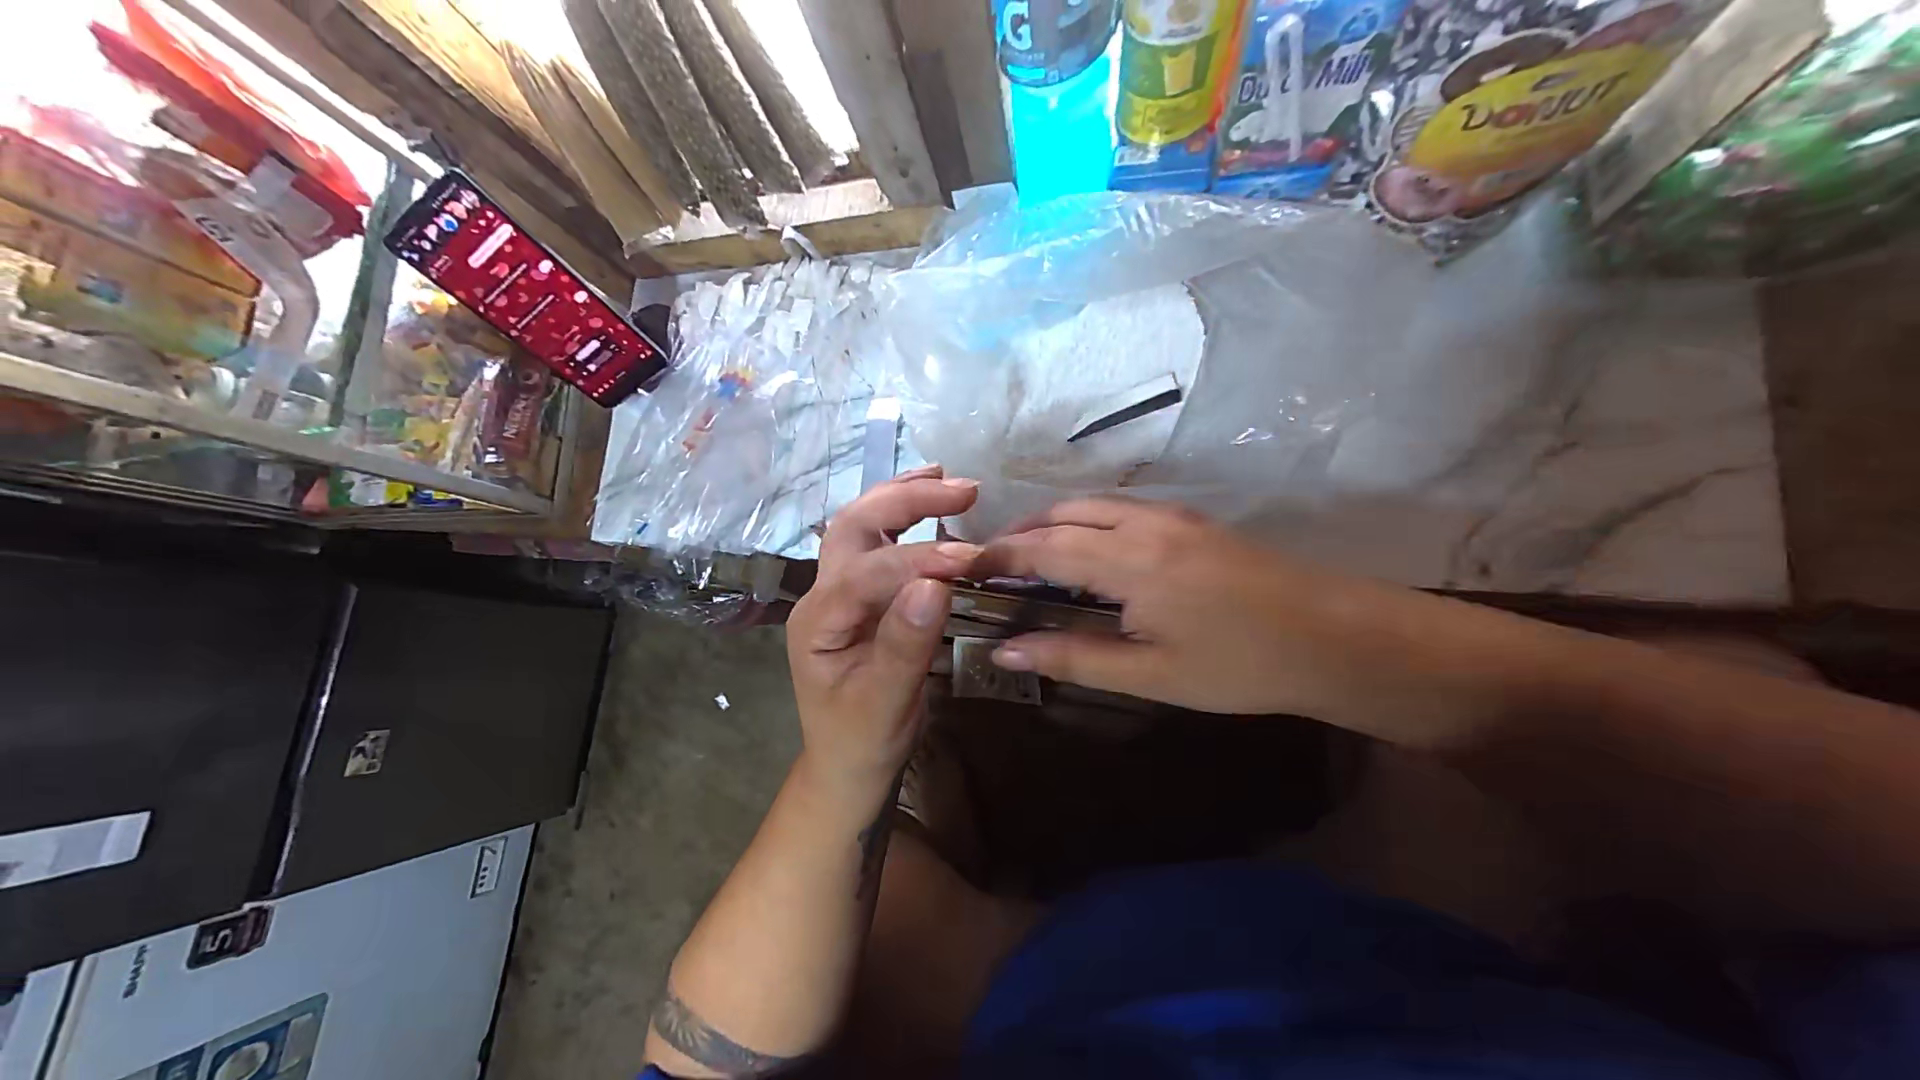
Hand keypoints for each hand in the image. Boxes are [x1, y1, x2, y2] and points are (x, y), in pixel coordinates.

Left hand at [786, 466, 983, 794]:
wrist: (847, 760)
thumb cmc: (862, 738)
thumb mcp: (884, 702)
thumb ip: (905, 644)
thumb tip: (936, 585)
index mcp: (819, 620)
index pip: (867, 572)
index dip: (918, 559)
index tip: (970, 558)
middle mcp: (822, 593)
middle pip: (854, 525)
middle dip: (905, 500)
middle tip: (962, 490)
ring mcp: (840, 589)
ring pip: (862, 523)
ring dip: (901, 495)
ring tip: (945, 478)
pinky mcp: (862, 593)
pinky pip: (879, 541)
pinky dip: (905, 514)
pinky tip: (931, 502)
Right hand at [979, 498, 1541, 742]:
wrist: (1337, 636)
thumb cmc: (1241, 665)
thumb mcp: (1152, 674)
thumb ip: (1074, 657)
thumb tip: (1005, 652)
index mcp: (1129, 563)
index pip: (1042, 549)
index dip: (998, 556)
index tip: (964, 568)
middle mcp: (1144, 525)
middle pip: (1062, 515)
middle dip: (1020, 534)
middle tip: (992, 566)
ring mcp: (1172, 516)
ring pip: (1092, 505)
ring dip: (1053, 524)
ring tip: (1032, 558)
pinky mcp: (1192, 520)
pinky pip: (1121, 507)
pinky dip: (1086, 521)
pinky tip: (1089, 552)